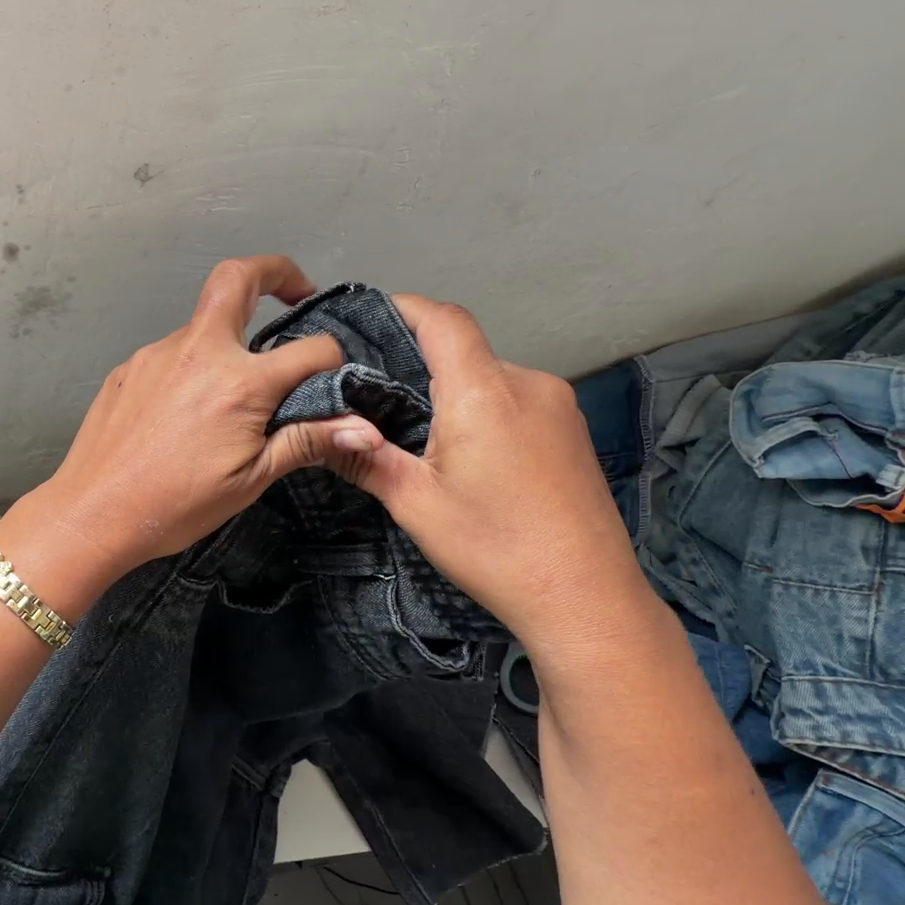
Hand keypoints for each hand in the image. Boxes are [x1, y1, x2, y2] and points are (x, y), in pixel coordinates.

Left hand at [2, 256, 377, 591]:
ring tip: (231, 392)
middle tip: (296, 292)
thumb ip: (307, 441)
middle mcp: (197, 353)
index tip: (332, 379)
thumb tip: (366, 427)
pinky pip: (171, 352)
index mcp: (239, 382)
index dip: (334, 361)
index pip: (312, 348)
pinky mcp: (127, 368)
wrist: (93, 512)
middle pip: (237, 278)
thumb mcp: (250, 479)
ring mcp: (155, 355)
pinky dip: (191, 366)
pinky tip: (185, 410)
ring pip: (202, 326)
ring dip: (227, 341)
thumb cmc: (175, 504)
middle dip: (275, 271)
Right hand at [309, 294, 655, 653]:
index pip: (443, 320)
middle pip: (463, 350)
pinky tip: (460, 450)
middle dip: (416, 363)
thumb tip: (320, 433)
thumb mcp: (413, 502)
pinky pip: (512, 398)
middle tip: (371, 394)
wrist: (585, 597)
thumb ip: (363, 457)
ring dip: (449, 390)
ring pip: (487, 376)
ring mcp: (557, 406)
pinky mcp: (569, 430)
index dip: (404, 307)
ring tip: (412, 431)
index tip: (365, 317)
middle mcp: (527, 384)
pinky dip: (478, 408)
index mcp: (484, 392)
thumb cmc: (493, 545)